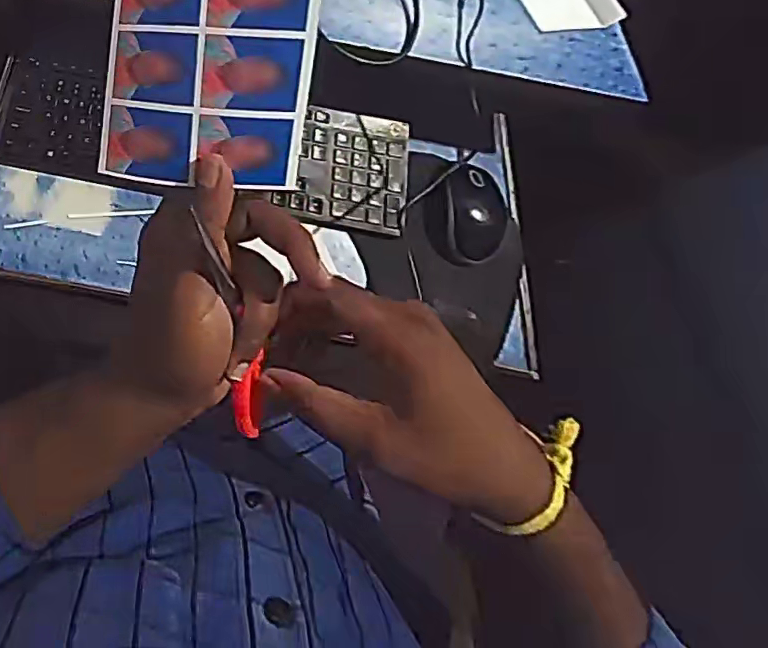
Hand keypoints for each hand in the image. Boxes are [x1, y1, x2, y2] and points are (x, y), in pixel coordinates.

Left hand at [111, 155, 331, 418]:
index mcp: (182, 223)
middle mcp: (202, 238)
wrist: (165, 398)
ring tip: (236, 338)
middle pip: (266, 226)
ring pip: (272, 270)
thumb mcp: (185, 275)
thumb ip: (204, 217)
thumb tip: (213, 157)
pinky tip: (239, 347)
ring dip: (261, 311)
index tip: (299, 203)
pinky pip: (270, 298)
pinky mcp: (236, 298)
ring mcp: (221, 270)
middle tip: (318, 280)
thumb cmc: (168, 339)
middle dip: (290, 258)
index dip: (267, 192)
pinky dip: (261, 325)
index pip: (235, 189)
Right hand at [262, 280, 553, 523]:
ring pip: (344, 305)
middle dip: (292, 315)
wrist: (513, 476)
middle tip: (261, 341)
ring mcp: (413, 320)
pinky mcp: (417, 333)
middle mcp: (405, 313)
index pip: (326, 292)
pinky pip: (362, 318)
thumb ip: (316, 403)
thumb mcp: (376, 439)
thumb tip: (263, 378)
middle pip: (332, 295)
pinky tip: (313, 353)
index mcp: (397, 330)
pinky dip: (333, 330)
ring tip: (280, 350)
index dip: (284, 301)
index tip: (254, 321)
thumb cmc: (447, 457)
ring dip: (310, 323)